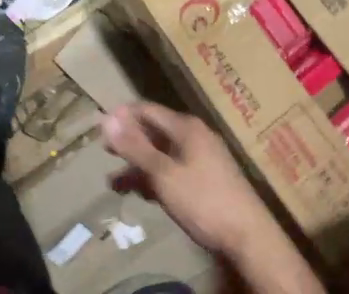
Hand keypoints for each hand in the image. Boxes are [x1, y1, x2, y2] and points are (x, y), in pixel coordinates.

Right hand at [102, 103, 281, 255]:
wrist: (249, 238)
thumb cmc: (203, 200)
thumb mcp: (163, 174)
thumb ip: (134, 147)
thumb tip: (106, 118)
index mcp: (186, 128)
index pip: (146, 110)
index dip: (121, 117)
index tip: (99, 129)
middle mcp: (194, 136)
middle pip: (154, 132)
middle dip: (129, 143)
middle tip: (104, 154)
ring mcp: (202, 159)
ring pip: (162, 155)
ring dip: (138, 166)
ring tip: (114, 183)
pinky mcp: (206, 180)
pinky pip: (173, 170)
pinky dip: (155, 178)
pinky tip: (142, 193)